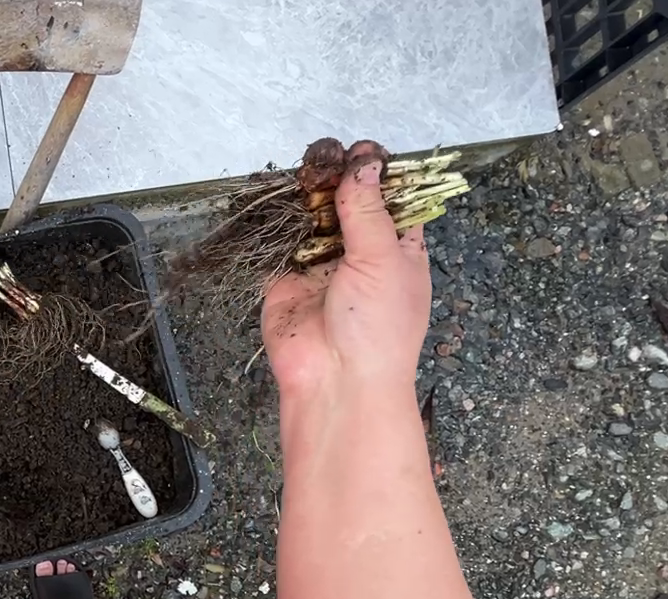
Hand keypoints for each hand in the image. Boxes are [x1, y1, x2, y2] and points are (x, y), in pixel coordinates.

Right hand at [261, 141, 431, 398]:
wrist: (335, 380)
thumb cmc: (378, 325)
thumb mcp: (383, 258)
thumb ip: (367, 210)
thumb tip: (362, 163)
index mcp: (397, 249)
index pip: (391, 200)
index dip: (378, 174)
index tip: (362, 151)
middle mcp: (358, 257)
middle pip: (347, 208)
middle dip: (336, 183)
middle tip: (321, 155)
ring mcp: (318, 271)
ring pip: (310, 226)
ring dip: (304, 202)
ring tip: (299, 172)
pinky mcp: (283, 286)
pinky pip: (277, 252)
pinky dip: (273, 231)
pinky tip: (270, 204)